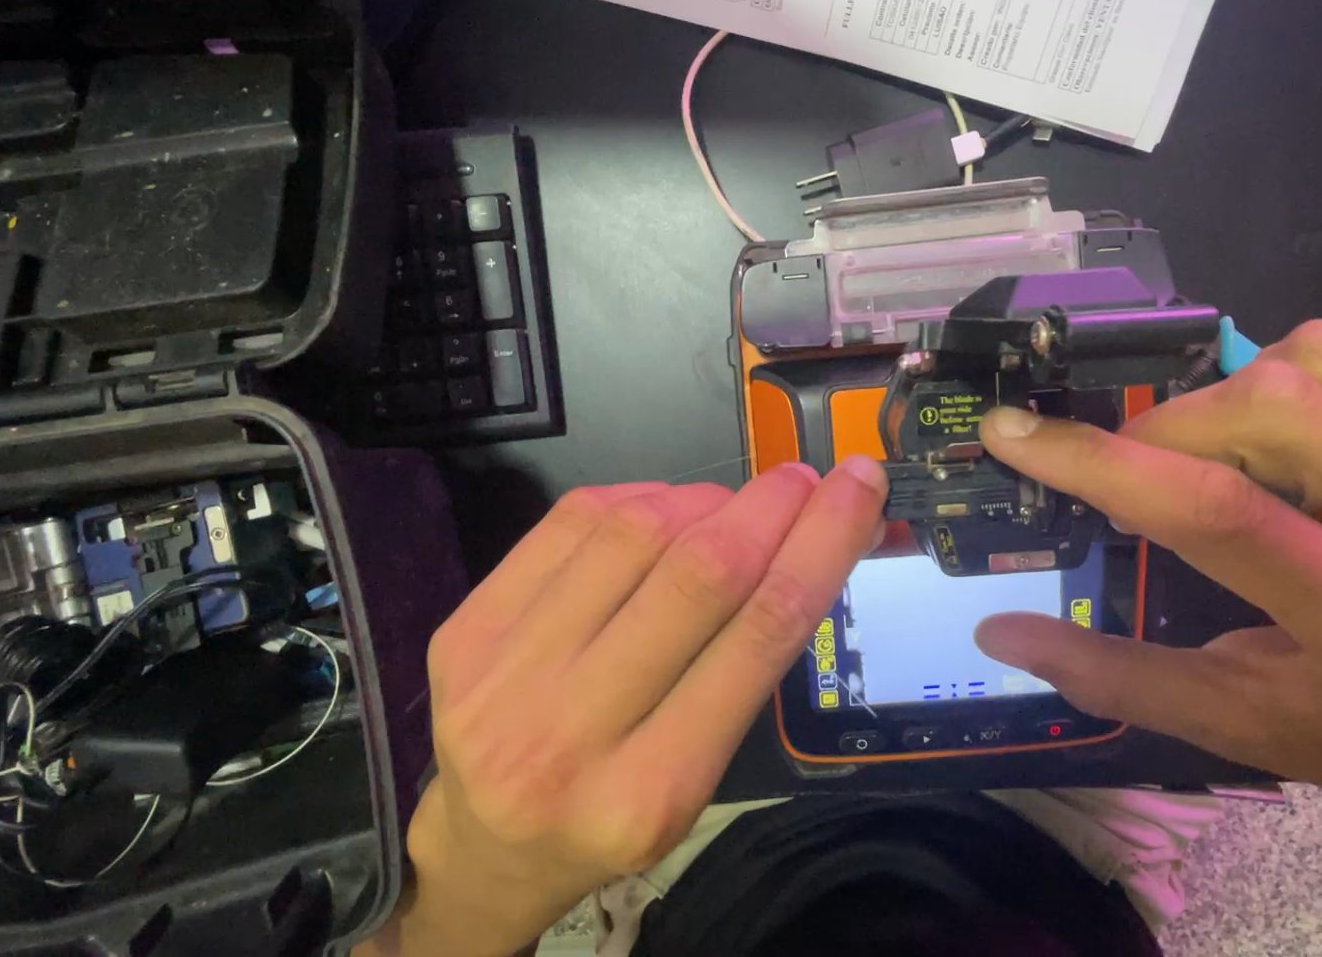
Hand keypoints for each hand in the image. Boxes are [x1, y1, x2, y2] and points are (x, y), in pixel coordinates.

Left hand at [373, 459, 886, 956]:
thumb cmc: (610, 813)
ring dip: (703, 499)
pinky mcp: (465, 628)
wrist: (485, 843)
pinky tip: (664, 505)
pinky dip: (637, 496)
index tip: (856, 490)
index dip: (821, 544)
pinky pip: (571, 521)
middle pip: (700, 575)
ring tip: (728, 504)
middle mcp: (572, 734)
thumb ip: (743, 668)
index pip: (760, 635)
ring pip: (634, 535)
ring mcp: (505, 675)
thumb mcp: (696, 780)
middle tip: (801, 477)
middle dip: (769, 507)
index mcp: (653, 791)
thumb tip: (798, 542)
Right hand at [971, 312, 1321, 956]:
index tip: (1011, 432)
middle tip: (1140, 470)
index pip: (1217, 512)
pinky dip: (1305, 358)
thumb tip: (997, 633)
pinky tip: (1284, 415)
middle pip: (1274, 411)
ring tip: (1213, 446)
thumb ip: (1111, 676)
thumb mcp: (1227, 728)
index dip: (1099, 462)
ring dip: (1233, 388)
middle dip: (1168, 427)